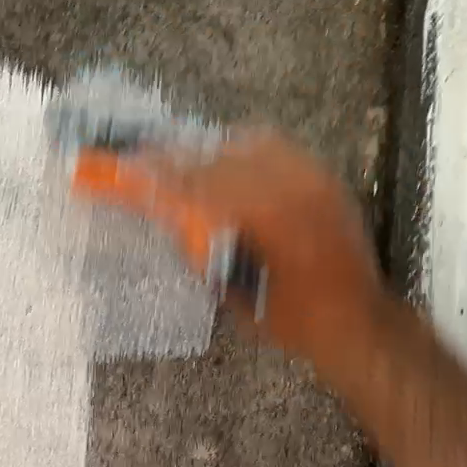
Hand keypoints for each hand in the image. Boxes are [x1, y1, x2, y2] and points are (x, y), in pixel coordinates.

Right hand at [70, 128, 387, 369]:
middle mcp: (283, 188)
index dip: (144, 179)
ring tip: (173, 156)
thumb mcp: (232, 288)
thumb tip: (172, 213)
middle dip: (166, 161)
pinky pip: (270, 146)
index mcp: (259, 223)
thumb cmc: (290, 318)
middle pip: (208, 161)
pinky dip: (238, 149)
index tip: (110, 171)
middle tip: (133, 161)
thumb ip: (202, 245)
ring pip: (237, 146)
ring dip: (201, 152)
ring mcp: (306, 175)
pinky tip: (221, 155)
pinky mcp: (320, 173)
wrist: (356, 320)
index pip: (185, 188)